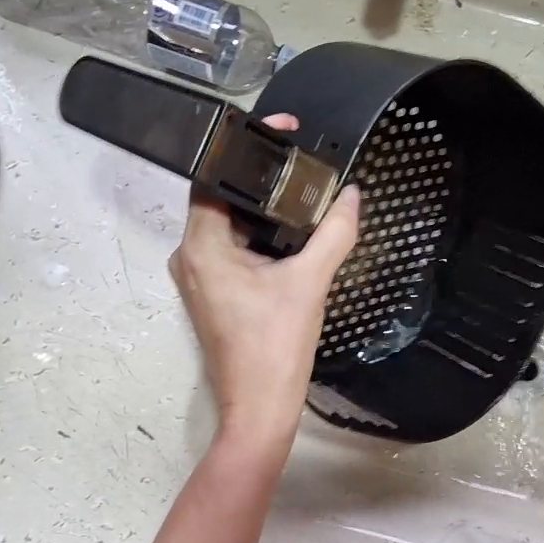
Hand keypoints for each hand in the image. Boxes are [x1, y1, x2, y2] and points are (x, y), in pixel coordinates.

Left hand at [170, 115, 360, 450]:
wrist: (259, 409)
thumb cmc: (276, 348)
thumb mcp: (310, 283)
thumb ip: (333, 233)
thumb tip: (352, 196)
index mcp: (202, 246)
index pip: (214, 176)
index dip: (246, 149)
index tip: (283, 134)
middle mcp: (190, 256)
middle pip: (221, 199)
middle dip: (260, 179)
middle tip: (302, 163)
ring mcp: (200, 278)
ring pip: (229, 227)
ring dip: (263, 211)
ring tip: (304, 194)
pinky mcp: (214, 295)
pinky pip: (233, 251)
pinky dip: (260, 239)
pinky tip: (293, 235)